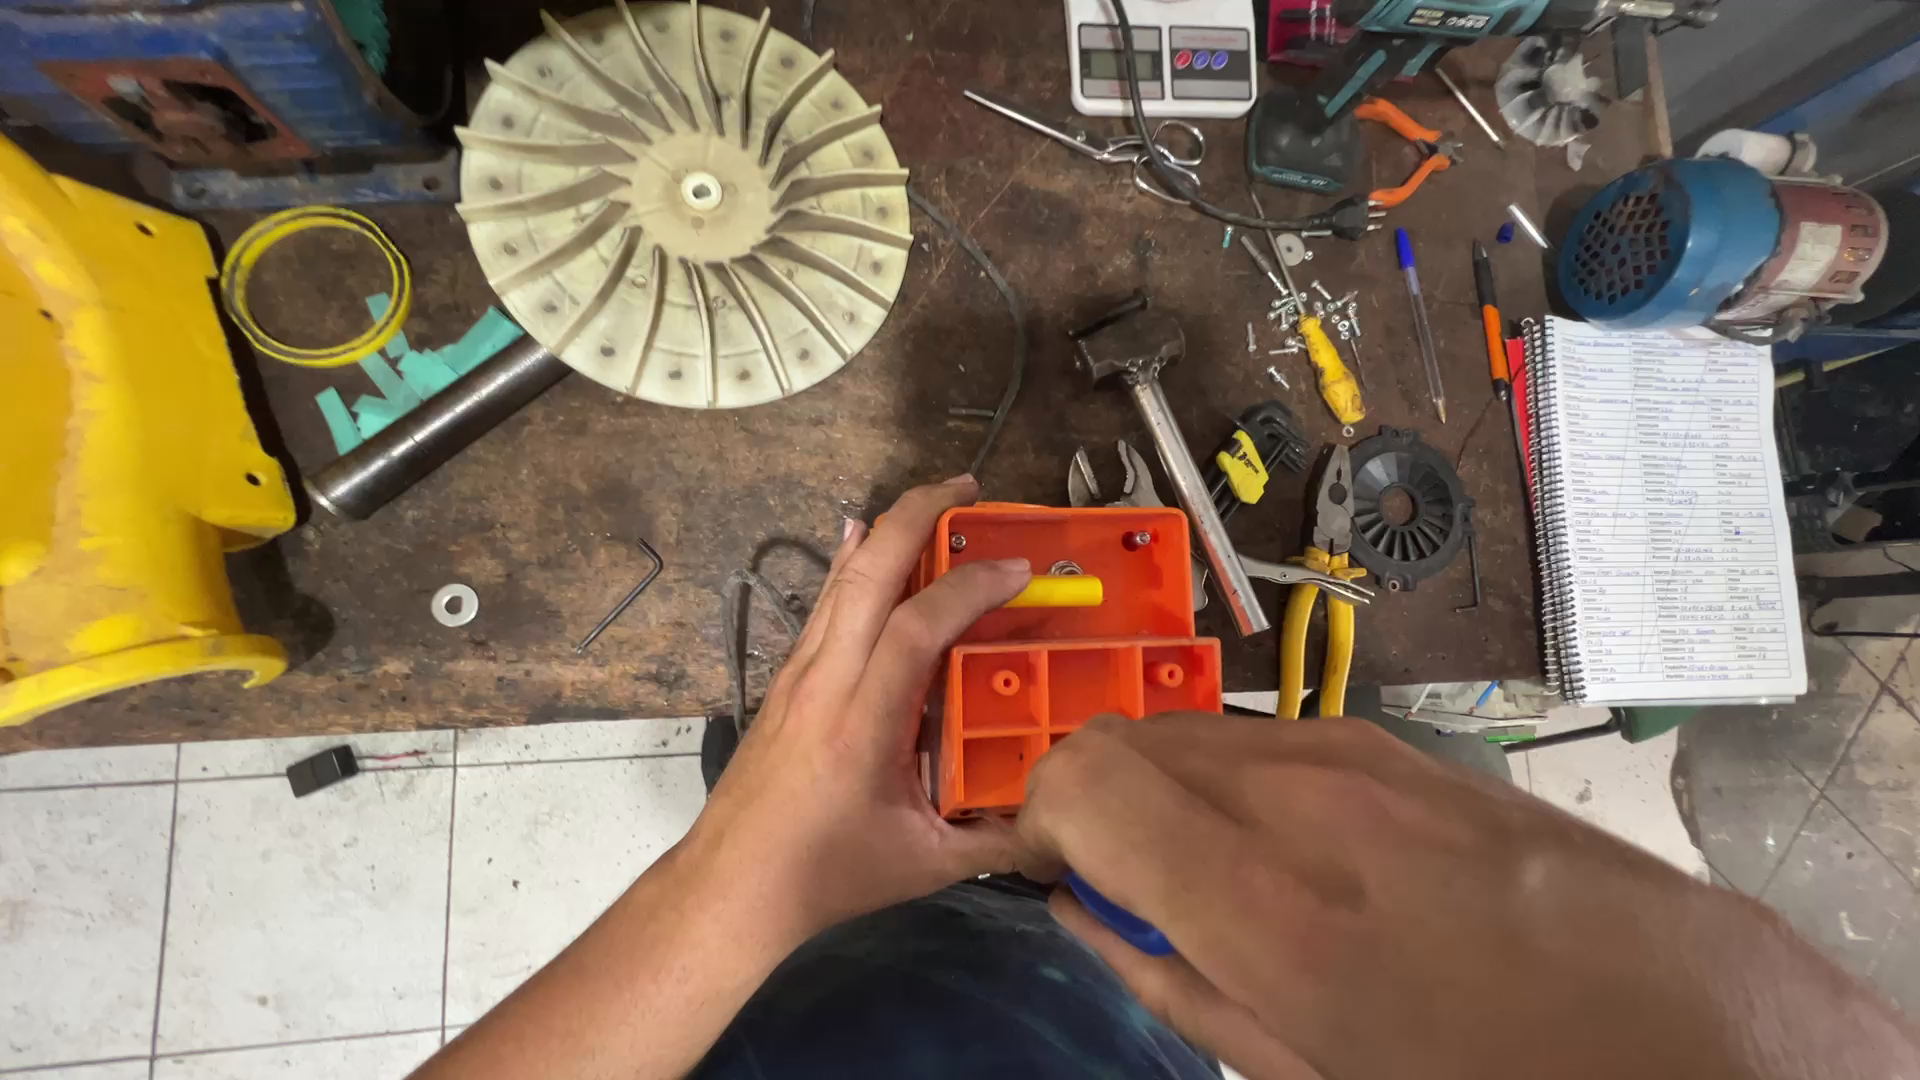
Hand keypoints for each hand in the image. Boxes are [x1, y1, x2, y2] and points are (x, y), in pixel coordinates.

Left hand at [682, 476, 1031, 944]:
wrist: (730, 884)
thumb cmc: (827, 873)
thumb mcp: (923, 865)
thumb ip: (995, 840)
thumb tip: (1054, 817)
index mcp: (863, 723)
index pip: (915, 630)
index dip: (968, 588)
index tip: (1017, 568)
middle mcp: (826, 678)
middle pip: (867, 573)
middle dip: (917, 515)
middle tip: (967, 488)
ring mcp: (800, 670)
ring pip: (842, 577)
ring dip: (887, 528)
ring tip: (933, 502)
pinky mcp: (788, 674)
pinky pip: (824, 600)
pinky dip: (849, 559)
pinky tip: (857, 534)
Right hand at [1017, 714, 1919, 1079]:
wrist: (1715, 1041)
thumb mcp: (1301, 1076)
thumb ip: (1163, 978)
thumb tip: (1077, 906)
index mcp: (1268, 901)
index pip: (1083, 780)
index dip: (1038, 816)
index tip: (1048, 869)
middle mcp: (1292, 793)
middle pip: (1115, 740)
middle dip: (1081, 797)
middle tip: (1110, 873)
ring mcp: (1339, 749)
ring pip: (1172, 729)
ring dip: (1147, 785)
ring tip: (1193, 862)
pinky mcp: (1374, 736)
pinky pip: (1241, 735)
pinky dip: (1209, 776)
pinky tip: (1266, 840)